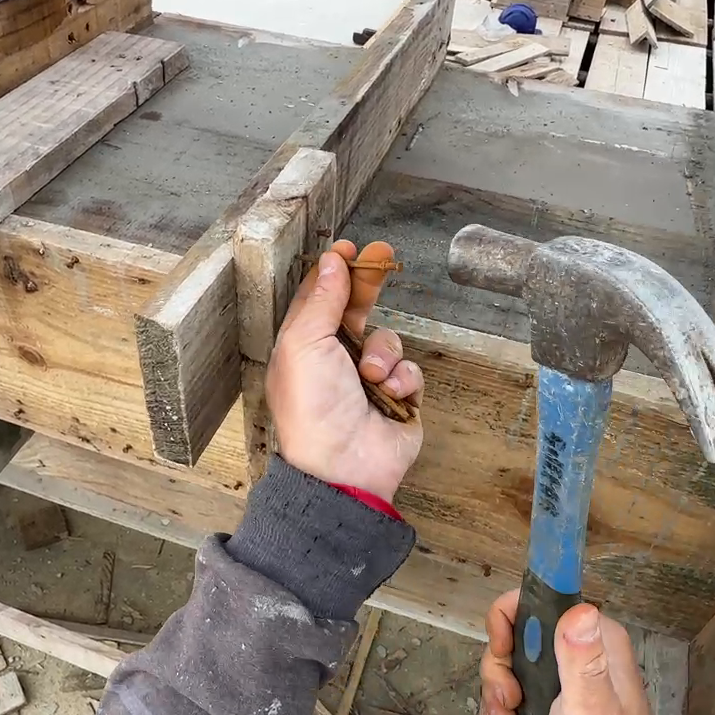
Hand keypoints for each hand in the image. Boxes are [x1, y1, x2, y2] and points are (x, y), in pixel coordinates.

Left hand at [267, 240, 423, 501]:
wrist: (343, 466)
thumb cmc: (312, 407)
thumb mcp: (304, 344)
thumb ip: (320, 300)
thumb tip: (330, 261)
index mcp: (304, 348)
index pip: (320, 300)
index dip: (335, 273)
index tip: (349, 248)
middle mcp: (335, 361)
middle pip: (358, 310)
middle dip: (370, 285)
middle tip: (385, 255)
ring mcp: (368, 380)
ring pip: (389, 340)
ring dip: (384, 353)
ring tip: (372, 376)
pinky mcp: (397, 398)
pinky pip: (409, 371)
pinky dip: (403, 380)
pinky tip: (391, 395)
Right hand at [478, 593, 669, 714]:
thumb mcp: (590, 708)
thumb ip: (582, 659)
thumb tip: (581, 608)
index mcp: (596, 638)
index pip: (540, 600)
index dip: (510, 618)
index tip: (503, 651)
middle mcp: (579, 649)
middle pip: (518, 632)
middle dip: (501, 664)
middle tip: (508, 698)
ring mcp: (563, 676)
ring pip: (510, 661)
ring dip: (497, 689)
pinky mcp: (550, 700)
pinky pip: (511, 686)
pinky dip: (500, 704)